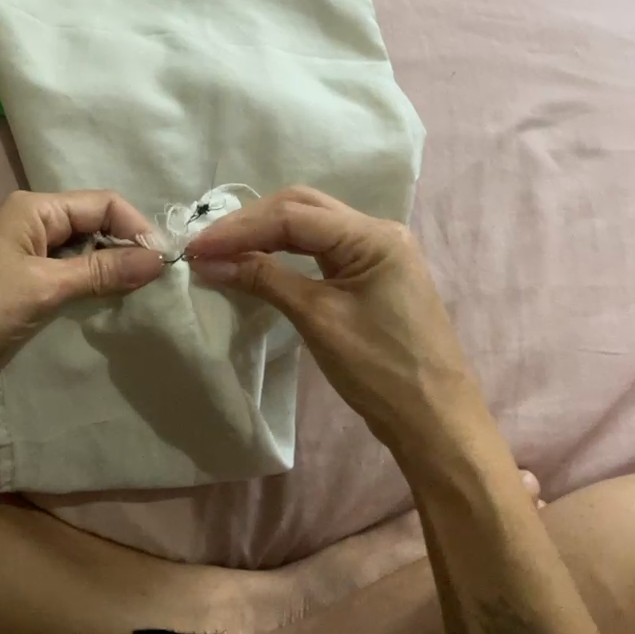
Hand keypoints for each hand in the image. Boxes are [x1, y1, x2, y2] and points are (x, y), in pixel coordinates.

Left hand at [0, 190, 167, 390]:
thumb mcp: (44, 288)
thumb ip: (101, 271)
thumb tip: (158, 258)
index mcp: (34, 207)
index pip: (103, 203)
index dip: (137, 228)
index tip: (164, 265)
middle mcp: (30, 219)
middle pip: (92, 224)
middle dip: (124, 249)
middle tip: (153, 286)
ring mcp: (20, 249)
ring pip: (78, 250)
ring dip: (104, 271)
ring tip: (134, 300)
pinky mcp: (15, 277)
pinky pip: (61, 272)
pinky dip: (82, 286)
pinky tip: (99, 309)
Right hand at [184, 186, 474, 436]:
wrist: (437, 426)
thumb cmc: (382, 372)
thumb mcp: (318, 320)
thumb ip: (263, 278)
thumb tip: (208, 260)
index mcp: (373, 236)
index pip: (292, 216)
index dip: (240, 228)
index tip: (197, 247)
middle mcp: (378, 230)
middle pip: (300, 207)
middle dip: (249, 223)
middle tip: (206, 246)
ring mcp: (376, 250)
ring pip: (308, 223)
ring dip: (263, 232)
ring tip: (222, 250)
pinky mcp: (370, 272)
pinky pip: (318, 246)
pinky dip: (282, 249)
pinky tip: (256, 258)